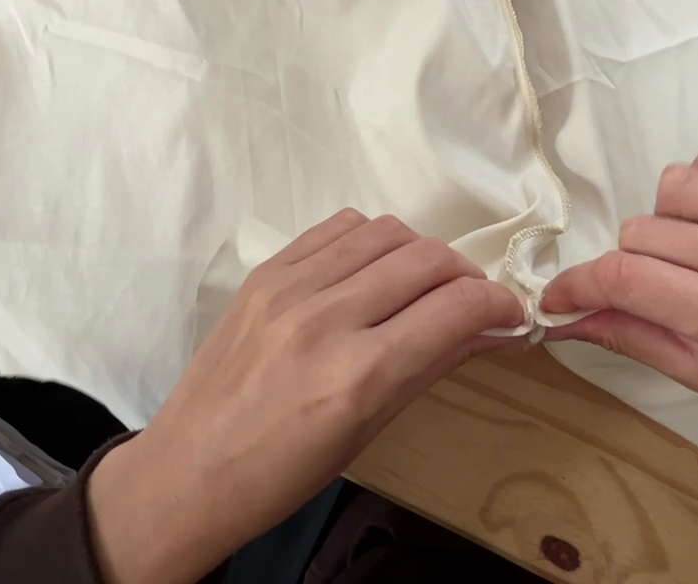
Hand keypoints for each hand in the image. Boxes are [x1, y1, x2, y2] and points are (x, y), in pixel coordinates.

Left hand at [88, 210, 524, 583]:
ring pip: (387, 230)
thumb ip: (435, 365)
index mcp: (358, 375)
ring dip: (422, 252)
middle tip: (473, 298)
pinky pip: (340, 226)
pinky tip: (375, 266)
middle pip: (428, 258)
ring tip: (424, 282)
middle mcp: (327, 317)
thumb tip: (491, 328)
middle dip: (468, 274)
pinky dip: (373, 239)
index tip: (511, 312)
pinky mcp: (267, 269)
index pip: (455, 307)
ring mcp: (291, 285)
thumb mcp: (371, 429)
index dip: (498, 303)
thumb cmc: (284, 472)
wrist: (186, 470)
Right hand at [541, 151, 697, 492]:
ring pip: (675, 186)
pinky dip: (694, 192)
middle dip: (625, 265)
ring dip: (659, 222)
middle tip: (645, 296)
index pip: (628, 279)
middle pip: (643, 231)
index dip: (577, 284)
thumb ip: (631, 337)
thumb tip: (565, 319)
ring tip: (682, 258)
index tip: (554, 299)